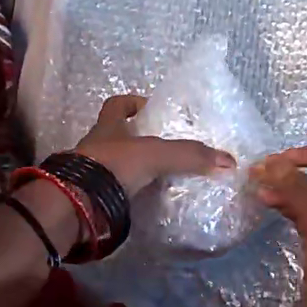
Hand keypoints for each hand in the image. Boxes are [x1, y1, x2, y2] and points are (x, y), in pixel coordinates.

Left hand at [74, 95, 234, 195]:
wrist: (78, 202)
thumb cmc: (113, 165)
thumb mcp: (156, 154)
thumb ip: (190, 156)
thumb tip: (229, 161)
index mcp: (106, 127)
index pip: (117, 105)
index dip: (133, 103)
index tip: (150, 109)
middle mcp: (94, 147)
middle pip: (115, 137)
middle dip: (135, 141)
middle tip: (161, 149)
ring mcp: (89, 174)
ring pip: (112, 166)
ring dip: (130, 170)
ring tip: (157, 178)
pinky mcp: (89, 198)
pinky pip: (110, 192)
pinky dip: (125, 195)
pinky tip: (142, 201)